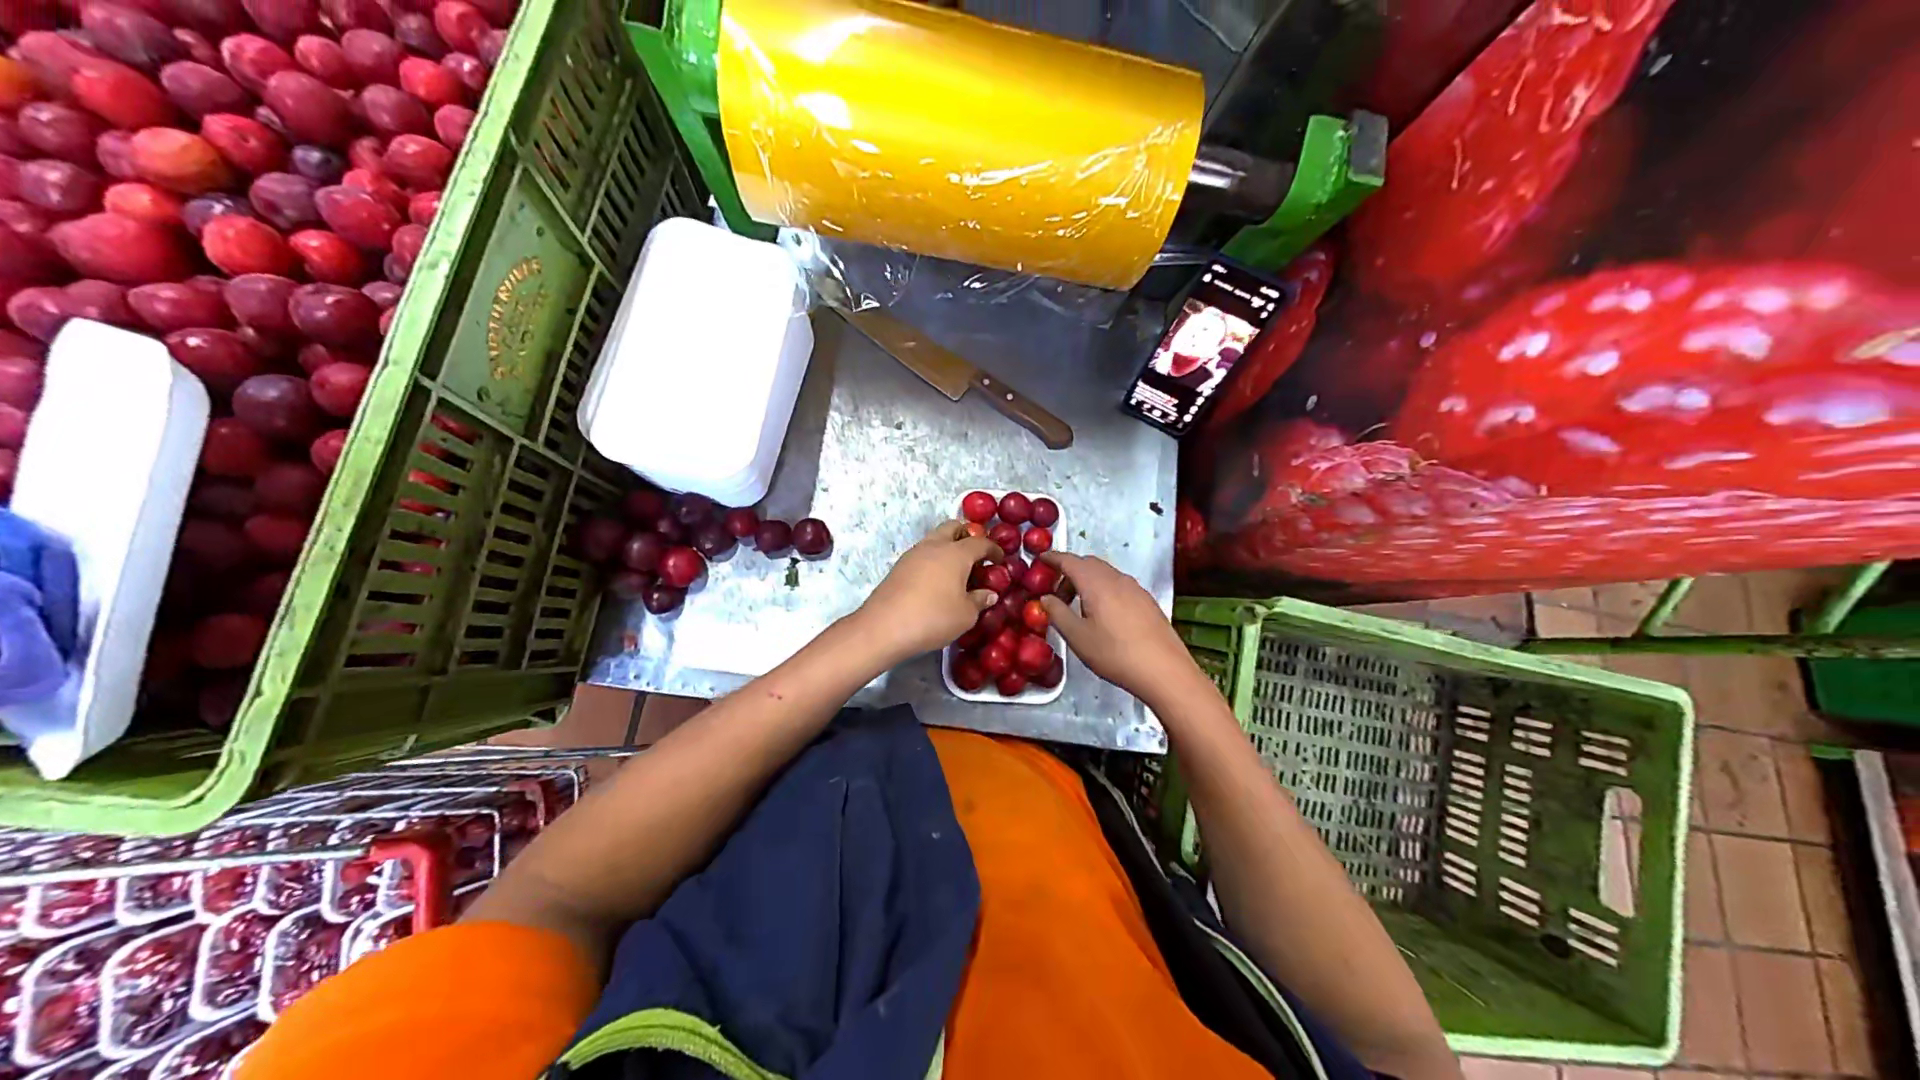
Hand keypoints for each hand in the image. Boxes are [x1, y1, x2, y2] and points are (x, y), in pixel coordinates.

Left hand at [856, 521, 1000, 664]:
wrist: (884, 627)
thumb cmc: (932, 618)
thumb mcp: (966, 615)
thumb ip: (979, 600)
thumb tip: (988, 593)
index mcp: (955, 553)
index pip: (980, 542)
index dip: (993, 549)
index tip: (999, 559)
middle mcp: (934, 546)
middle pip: (954, 527)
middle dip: (968, 536)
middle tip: (977, 555)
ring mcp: (913, 554)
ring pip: (935, 539)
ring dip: (949, 546)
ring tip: (958, 569)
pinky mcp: (899, 567)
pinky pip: (923, 554)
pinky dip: (934, 559)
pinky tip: (938, 580)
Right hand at [1039, 552, 1208, 709]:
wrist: (1163, 670)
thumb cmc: (1115, 653)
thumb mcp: (1077, 637)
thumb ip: (1057, 613)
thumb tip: (1046, 599)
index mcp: (1096, 582)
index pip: (1070, 561)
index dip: (1053, 558)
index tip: (1041, 559)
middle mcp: (1117, 579)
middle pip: (1089, 564)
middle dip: (1069, 573)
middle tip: (1057, 593)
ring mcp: (1135, 588)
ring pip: (1105, 575)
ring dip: (1087, 583)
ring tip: (1078, 608)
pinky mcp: (1147, 601)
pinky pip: (1119, 586)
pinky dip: (1103, 590)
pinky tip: (1103, 615)